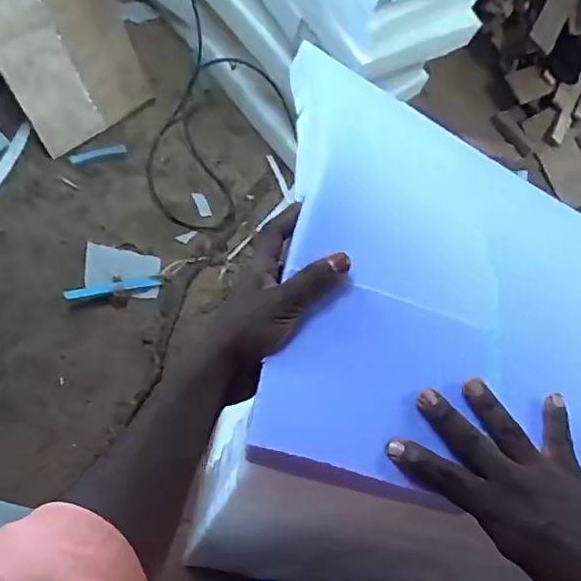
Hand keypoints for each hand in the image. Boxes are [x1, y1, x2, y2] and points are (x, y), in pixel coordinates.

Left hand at [203, 212, 348, 402]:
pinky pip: (304, 320)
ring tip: (354, 284)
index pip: (274, 236)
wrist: (225, 374)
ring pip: (300, 294)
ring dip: (321, 290)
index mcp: (260, 272)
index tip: (313, 206)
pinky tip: (342, 320)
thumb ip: (311, 282)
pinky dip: (320, 318)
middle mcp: (264, 288)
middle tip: (347, 248)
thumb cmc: (247, 331)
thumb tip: (343, 257)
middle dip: (315, 256)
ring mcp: (270, 312)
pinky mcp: (276, 336)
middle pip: (291, 264)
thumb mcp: (282, 302)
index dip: (290, 219)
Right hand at [386, 379, 580, 580]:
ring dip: (489, 406)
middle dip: (447, 420)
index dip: (419, 461)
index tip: (395, 443)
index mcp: (493, 508)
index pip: (447, 479)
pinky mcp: (568, 466)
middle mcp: (511, 481)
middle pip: (472, 445)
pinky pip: (559, 437)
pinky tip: (553, 395)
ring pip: (509, 432)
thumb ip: (496, 518)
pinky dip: (556, 417)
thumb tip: (486, 499)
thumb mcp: (512, 549)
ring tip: (473, 382)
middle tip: (427, 394)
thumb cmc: (556, 570)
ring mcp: (541, 469)